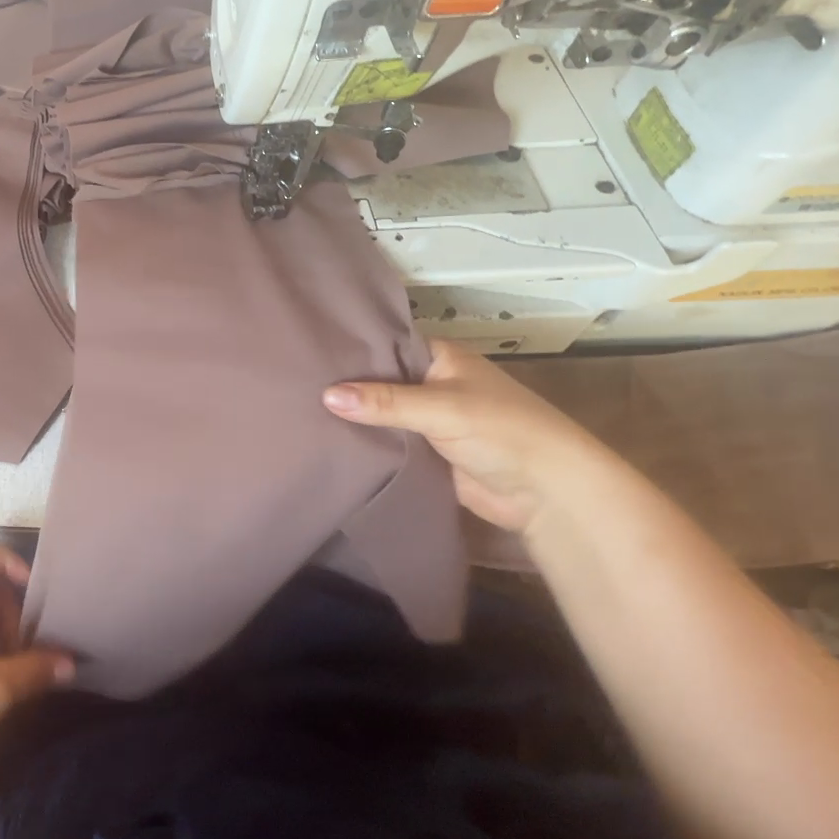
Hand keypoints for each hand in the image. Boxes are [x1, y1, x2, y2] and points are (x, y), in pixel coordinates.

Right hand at [322, 339, 621, 531]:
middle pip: (379, 381)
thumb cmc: (504, 432)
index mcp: (441, 359)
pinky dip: (364, 443)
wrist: (547, 493)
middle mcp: (432, 385)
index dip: (352, 348)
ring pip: (379, 414)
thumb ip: (385, 402)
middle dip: (345, 386)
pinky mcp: (424, 454)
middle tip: (292, 381)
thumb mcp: (442, 408)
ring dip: (352, 417)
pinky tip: (325, 440)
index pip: (387, 344)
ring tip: (299, 409)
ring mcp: (427, 421)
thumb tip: (325, 395)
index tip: (308, 349)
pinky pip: (386, 443)